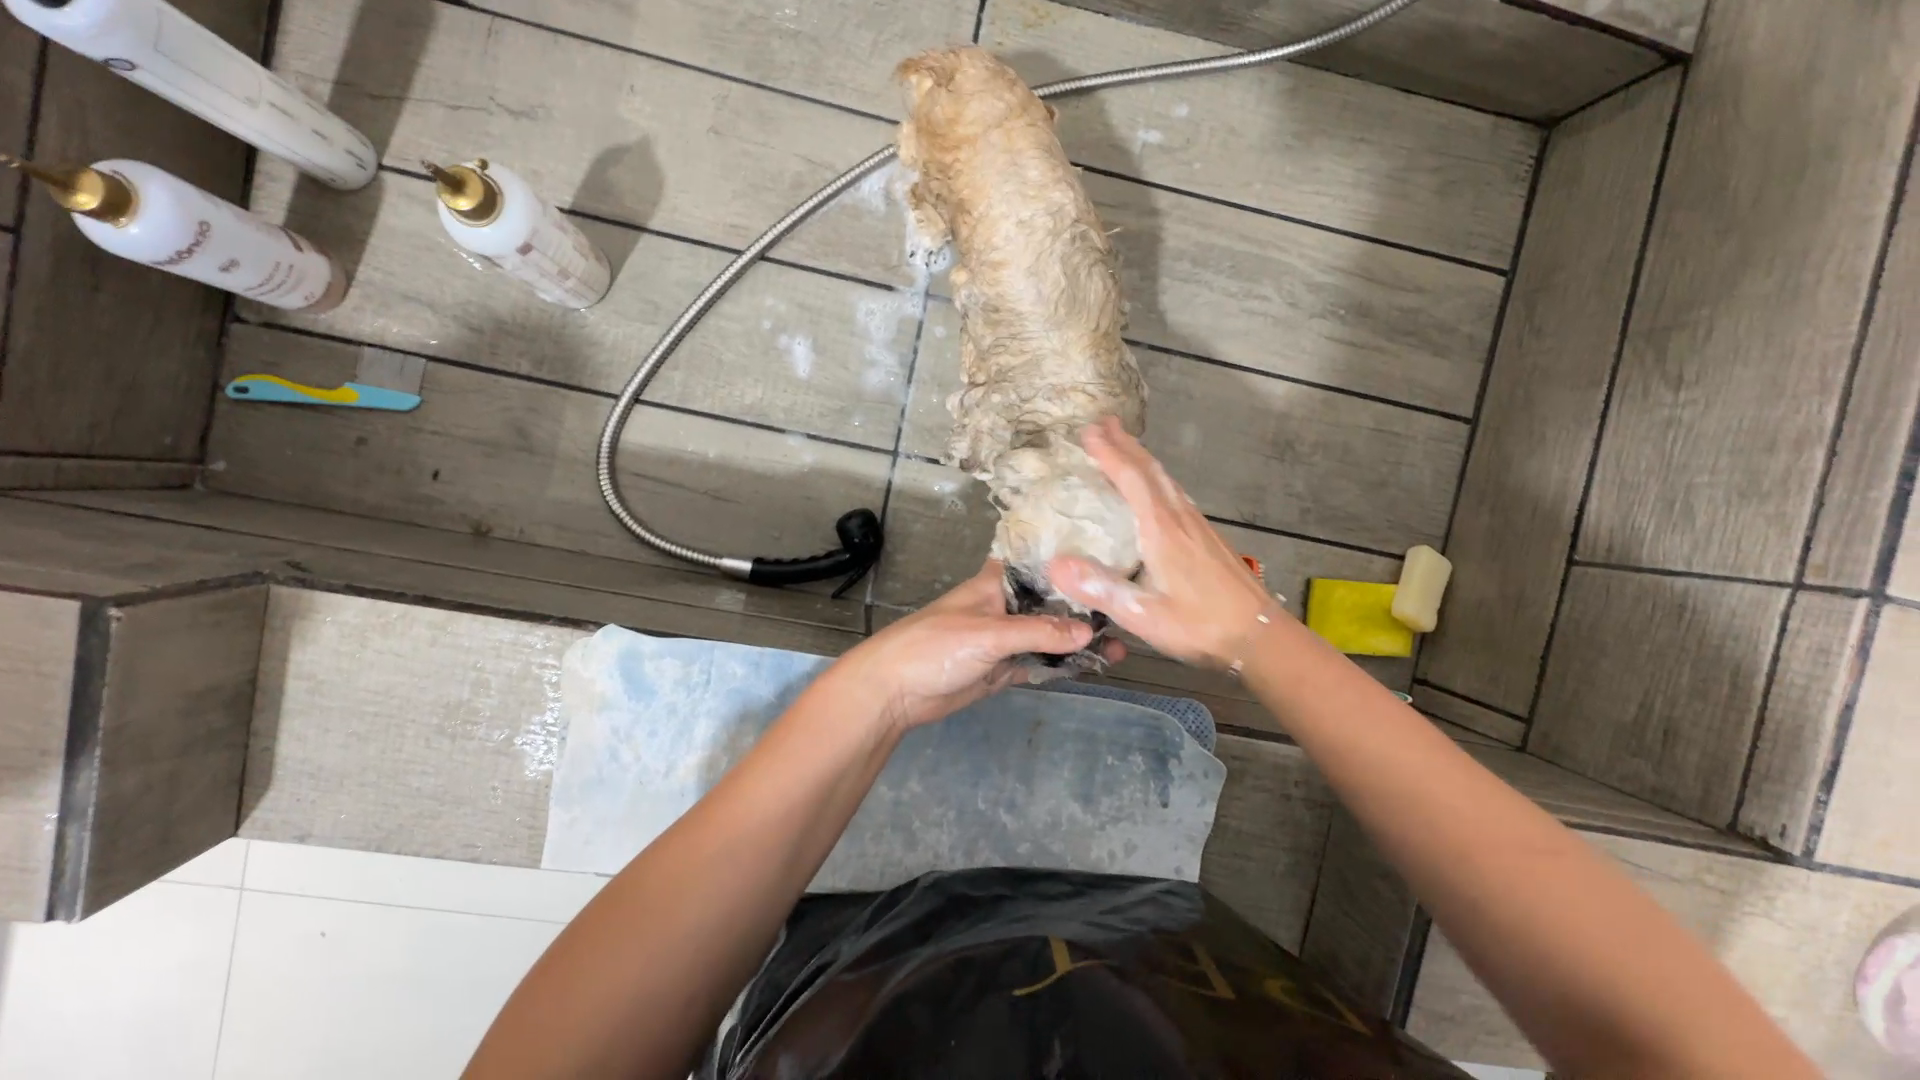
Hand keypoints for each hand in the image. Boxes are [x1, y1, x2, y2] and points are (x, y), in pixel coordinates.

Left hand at [827, 560, 1124, 730]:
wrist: (895, 691)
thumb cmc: (935, 646)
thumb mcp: (989, 634)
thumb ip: (1039, 632)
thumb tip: (1089, 632)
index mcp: (998, 582)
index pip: (1042, 564)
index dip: (1074, 563)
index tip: (1114, 562)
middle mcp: (1006, 605)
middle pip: (1052, 604)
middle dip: (1086, 609)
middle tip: (1129, 614)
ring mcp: (1006, 638)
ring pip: (1050, 636)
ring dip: (1079, 642)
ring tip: (1121, 646)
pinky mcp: (1003, 668)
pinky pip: (1040, 663)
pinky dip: (1063, 665)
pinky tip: (1094, 665)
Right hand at [1049, 417, 1277, 669]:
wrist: (1260, 637)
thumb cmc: (1201, 626)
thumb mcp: (1145, 616)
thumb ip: (1102, 589)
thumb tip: (1054, 564)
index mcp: (1162, 530)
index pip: (1132, 479)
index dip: (1109, 453)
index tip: (1088, 431)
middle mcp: (1180, 519)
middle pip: (1151, 471)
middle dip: (1126, 445)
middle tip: (1103, 423)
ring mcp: (1198, 526)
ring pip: (1166, 480)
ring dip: (1142, 459)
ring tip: (1124, 446)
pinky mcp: (1208, 538)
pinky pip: (1175, 494)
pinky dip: (1156, 479)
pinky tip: (1157, 490)